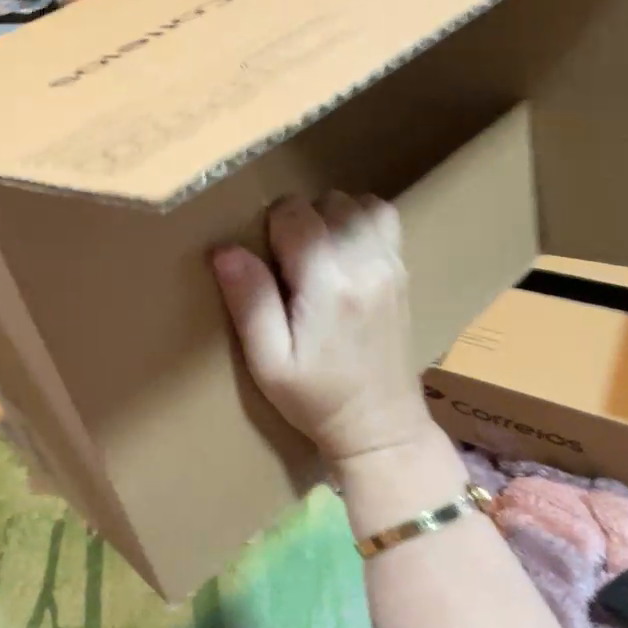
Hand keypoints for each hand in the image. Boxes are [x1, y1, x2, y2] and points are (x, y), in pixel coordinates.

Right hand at [212, 192, 435, 463]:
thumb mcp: (268, 362)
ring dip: (329, 217)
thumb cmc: (316, 400)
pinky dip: (358, 221)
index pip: (293, 212)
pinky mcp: (402, 270)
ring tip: (313, 254)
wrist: (381, 426)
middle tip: (286, 264)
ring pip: (355, 202)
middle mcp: (365, 263)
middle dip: (298, 221)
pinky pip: (382, 217)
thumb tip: (225, 250)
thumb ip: (250, 302)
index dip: (269, 227)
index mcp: (328, 284)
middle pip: (324, 201)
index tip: (265, 262)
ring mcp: (390, 264)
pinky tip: (342, 252)